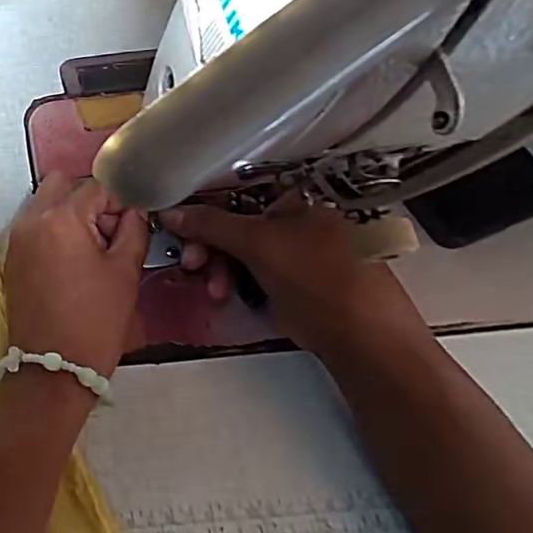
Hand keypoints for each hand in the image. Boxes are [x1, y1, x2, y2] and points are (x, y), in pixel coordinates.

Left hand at [2, 173, 149, 377]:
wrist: (54, 368)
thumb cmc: (95, 321)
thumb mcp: (124, 272)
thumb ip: (133, 231)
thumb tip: (132, 212)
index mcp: (61, 219)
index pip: (96, 186)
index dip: (120, 201)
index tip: (133, 224)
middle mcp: (31, 221)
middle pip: (63, 186)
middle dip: (89, 200)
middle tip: (110, 233)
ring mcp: (17, 241)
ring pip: (45, 204)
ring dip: (70, 214)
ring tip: (92, 250)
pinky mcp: (12, 260)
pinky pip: (34, 228)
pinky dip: (54, 232)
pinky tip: (74, 263)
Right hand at [159, 192, 428, 359]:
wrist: (362, 337)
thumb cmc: (319, 277)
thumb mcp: (260, 243)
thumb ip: (212, 225)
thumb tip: (170, 212)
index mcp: (298, 199)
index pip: (238, 195)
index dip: (205, 212)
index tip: (181, 232)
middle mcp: (296, 221)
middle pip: (235, 226)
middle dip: (210, 247)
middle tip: (192, 264)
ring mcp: (294, 254)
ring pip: (240, 253)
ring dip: (219, 270)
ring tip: (216, 290)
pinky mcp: (290, 283)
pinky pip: (250, 274)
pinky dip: (234, 283)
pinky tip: (226, 296)